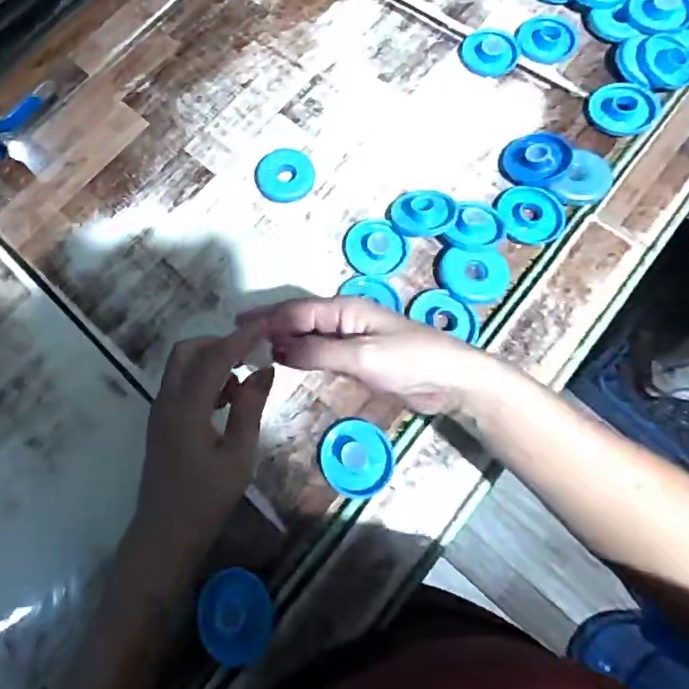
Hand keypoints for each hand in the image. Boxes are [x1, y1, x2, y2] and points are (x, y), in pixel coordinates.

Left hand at [128, 326, 274, 579]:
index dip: (241, 339)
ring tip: (242, 382)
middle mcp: (167, 401)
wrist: (164, 536)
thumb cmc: (206, 500)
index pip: (215, 358)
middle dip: (219, 344)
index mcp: (186, 407)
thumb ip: (250, 407)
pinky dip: (203, 379)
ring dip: (211, 362)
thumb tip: (265, 369)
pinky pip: (181, 384)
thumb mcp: (239, 455)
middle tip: (250, 354)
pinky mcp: (161, 422)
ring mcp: (160, 411)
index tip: (265, 325)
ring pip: (182, 366)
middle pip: (188, 351)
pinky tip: (226, 400)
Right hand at [236, 297, 498, 414]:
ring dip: (283, 339)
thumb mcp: (362, 356)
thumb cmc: (410, 361)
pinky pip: (321, 350)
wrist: (452, 380)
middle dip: (269, 324)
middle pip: (299, 318)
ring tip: (253, 348)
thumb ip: (319, 352)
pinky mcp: (359, 357)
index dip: (266, 317)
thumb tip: (277, 349)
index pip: (296, 310)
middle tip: (236, 336)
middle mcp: (345, 317)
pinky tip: (287, 361)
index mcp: (345, 308)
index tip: (236, 325)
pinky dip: (301, 353)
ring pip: (308, 334)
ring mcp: (352, 337)